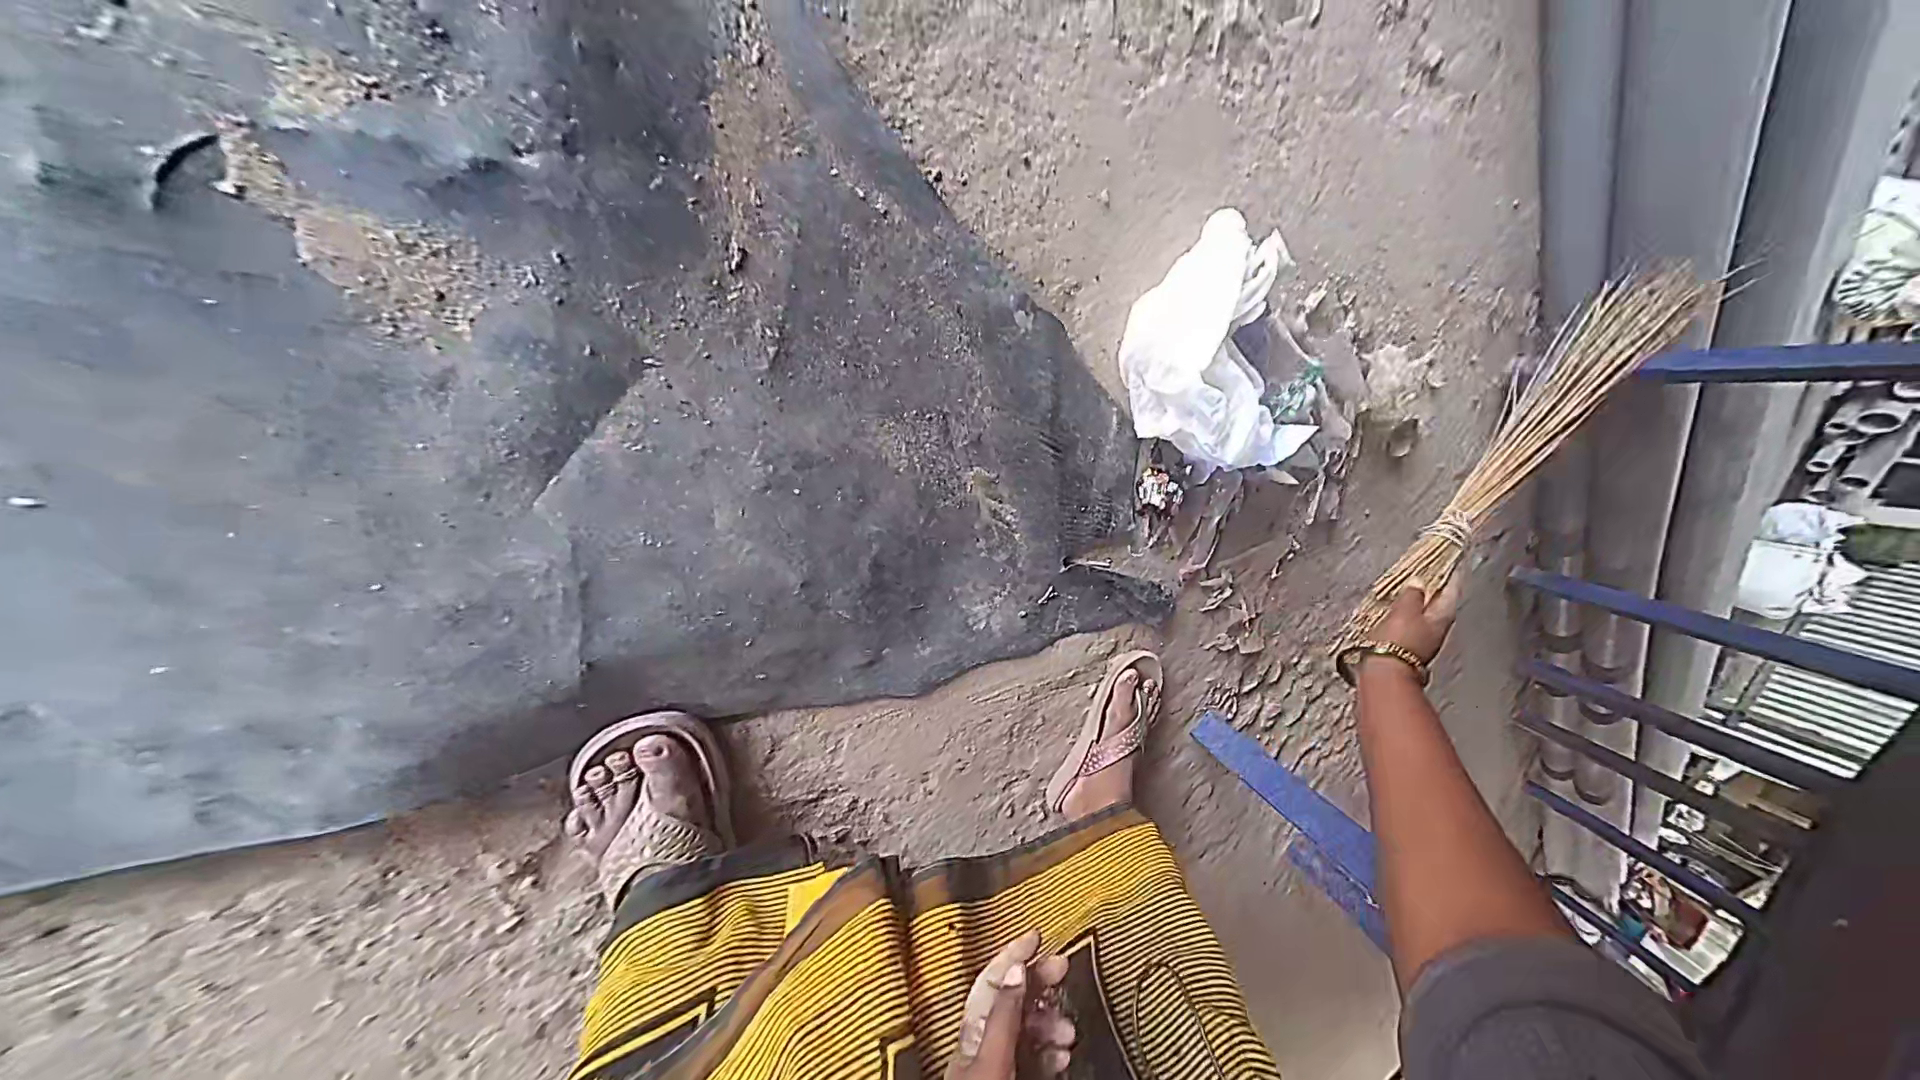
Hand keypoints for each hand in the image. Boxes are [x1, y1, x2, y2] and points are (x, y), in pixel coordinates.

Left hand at [947, 930, 1074, 1079]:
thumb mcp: (992, 1056)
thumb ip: (1003, 1014)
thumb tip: (1016, 969)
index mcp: (971, 1029)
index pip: (993, 978)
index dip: (1015, 952)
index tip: (1035, 935)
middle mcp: (979, 1041)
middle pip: (1013, 998)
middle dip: (1040, 981)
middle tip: (1061, 967)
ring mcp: (993, 1062)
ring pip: (1025, 1027)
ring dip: (1049, 1020)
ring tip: (1067, 1028)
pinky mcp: (1007, 1078)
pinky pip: (1031, 1054)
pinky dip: (1048, 1049)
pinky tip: (1060, 1054)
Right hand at [1375, 576, 1461, 665]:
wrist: (1386, 671)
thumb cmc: (1397, 638)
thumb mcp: (1403, 611)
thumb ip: (1412, 596)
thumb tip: (1418, 582)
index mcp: (1442, 616)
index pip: (1450, 591)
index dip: (1450, 576)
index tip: (1451, 564)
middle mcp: (1439, 628)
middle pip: (1440, 604)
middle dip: (1434, 590)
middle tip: (1427, 575)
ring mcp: (1426, 639)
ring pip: (1427, 615)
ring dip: (1420, 603)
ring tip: (1410, 592)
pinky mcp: (1411, 647)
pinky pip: (1414, 624)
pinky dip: (1409, 615)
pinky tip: (1399, 612)